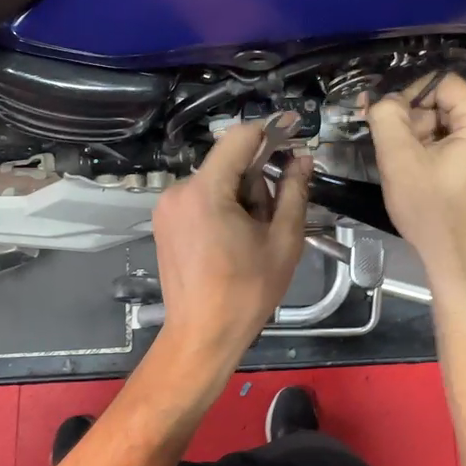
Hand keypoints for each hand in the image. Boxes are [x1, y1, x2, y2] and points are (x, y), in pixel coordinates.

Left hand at [151, 121, 312, 363]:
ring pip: (216, 181)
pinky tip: (233, 240)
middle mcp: (178, 191)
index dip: (270, 131)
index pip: (239, 138)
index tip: (295, 130)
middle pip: (228, 162)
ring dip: (241, 196)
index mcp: (205, 191)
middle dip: (257, 179)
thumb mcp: (283, 240)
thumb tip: (301, 159)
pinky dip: (222, 207)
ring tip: (253, 236)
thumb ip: (293, 192)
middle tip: (274, 217)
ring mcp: (167, 207)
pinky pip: (201, 198)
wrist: (202, 335)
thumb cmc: (246, 292)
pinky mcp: (164, 223)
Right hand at [367, 74, 465, 283]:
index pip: (444, 83)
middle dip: (413, 118)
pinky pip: (453, 146)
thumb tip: (382, 99)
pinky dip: (430, 152)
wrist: (457, 263)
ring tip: (400, 162)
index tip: (385, 114)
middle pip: (445, 104)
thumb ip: (387, 118)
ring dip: (418, 137)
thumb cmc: (432, 212)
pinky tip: (413, 173)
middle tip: (389, 142)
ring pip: (445, 126)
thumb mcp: (400, 160)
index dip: (410, 92)